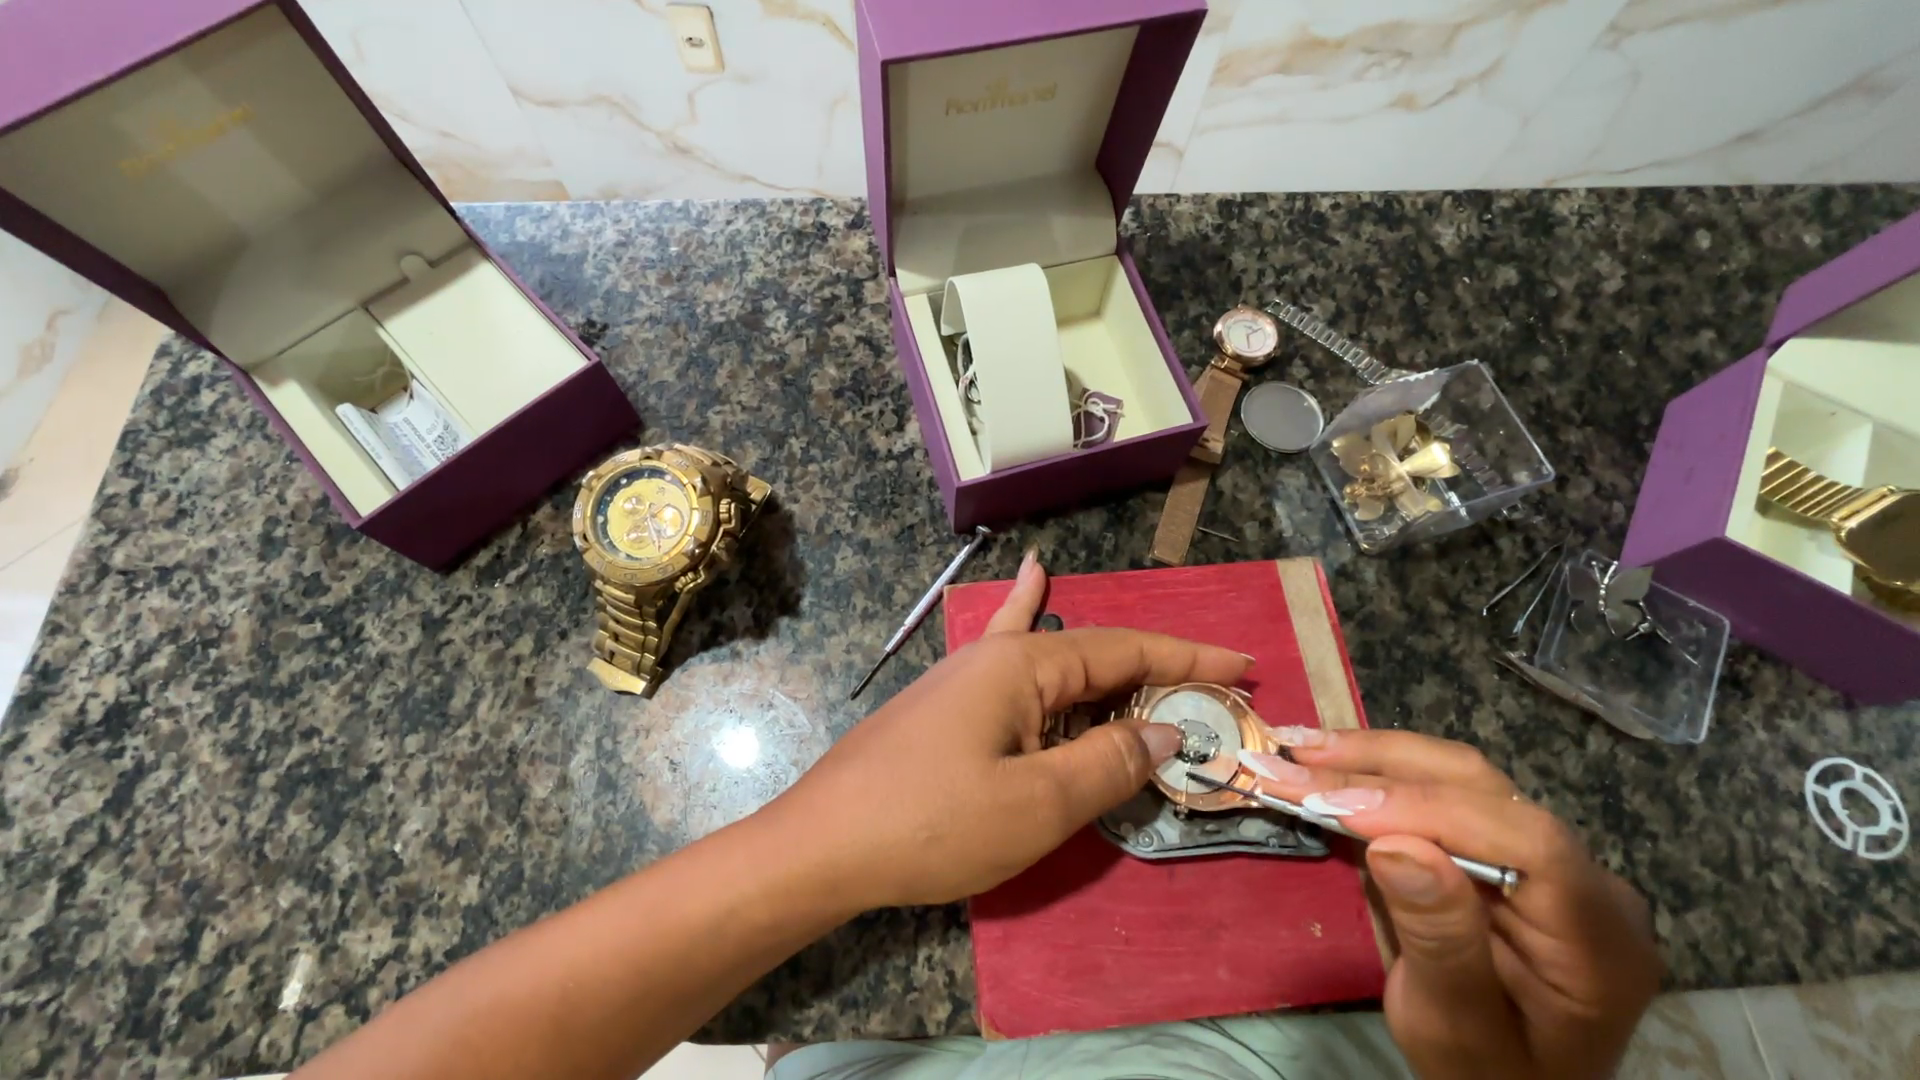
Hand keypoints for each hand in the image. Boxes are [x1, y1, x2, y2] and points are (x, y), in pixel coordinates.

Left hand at [768, 552, 1248, 909]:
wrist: (823, 845)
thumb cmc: (932, 823)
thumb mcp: (1036, 804)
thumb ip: (1107, 762)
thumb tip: (1166, 730)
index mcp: (1021, 664)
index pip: (1124, 650)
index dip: (1188, 660)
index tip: (1244, 668)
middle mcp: (995, 655)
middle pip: (1092, 654)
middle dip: (1155, 672)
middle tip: (1213, 690)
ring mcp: (966, 678)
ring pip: (1056, 665)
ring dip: (1109, 674)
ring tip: (1157, 669)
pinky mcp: (949, 708)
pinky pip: (1008, 659)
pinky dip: (1029, 620)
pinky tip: (1031, 579)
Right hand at [1242, 729, 1660, 1079]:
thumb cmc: (1481, 1072)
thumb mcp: (1456, 1027)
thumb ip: (1439, 939)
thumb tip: (1394, 845)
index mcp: (1597, 936)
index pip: (1524, 839)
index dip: (1428, 808)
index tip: (1338, 805)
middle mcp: (1585, 878)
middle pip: (1482, 789)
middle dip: (1378, 767)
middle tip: (1290, 757)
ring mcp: (1545, 857)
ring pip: (1457, 776)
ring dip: (1369, 759)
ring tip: (1294, 748)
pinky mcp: (1502, 847)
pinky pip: (1442, 793)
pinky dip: (1377, 776)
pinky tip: (1328, 764)